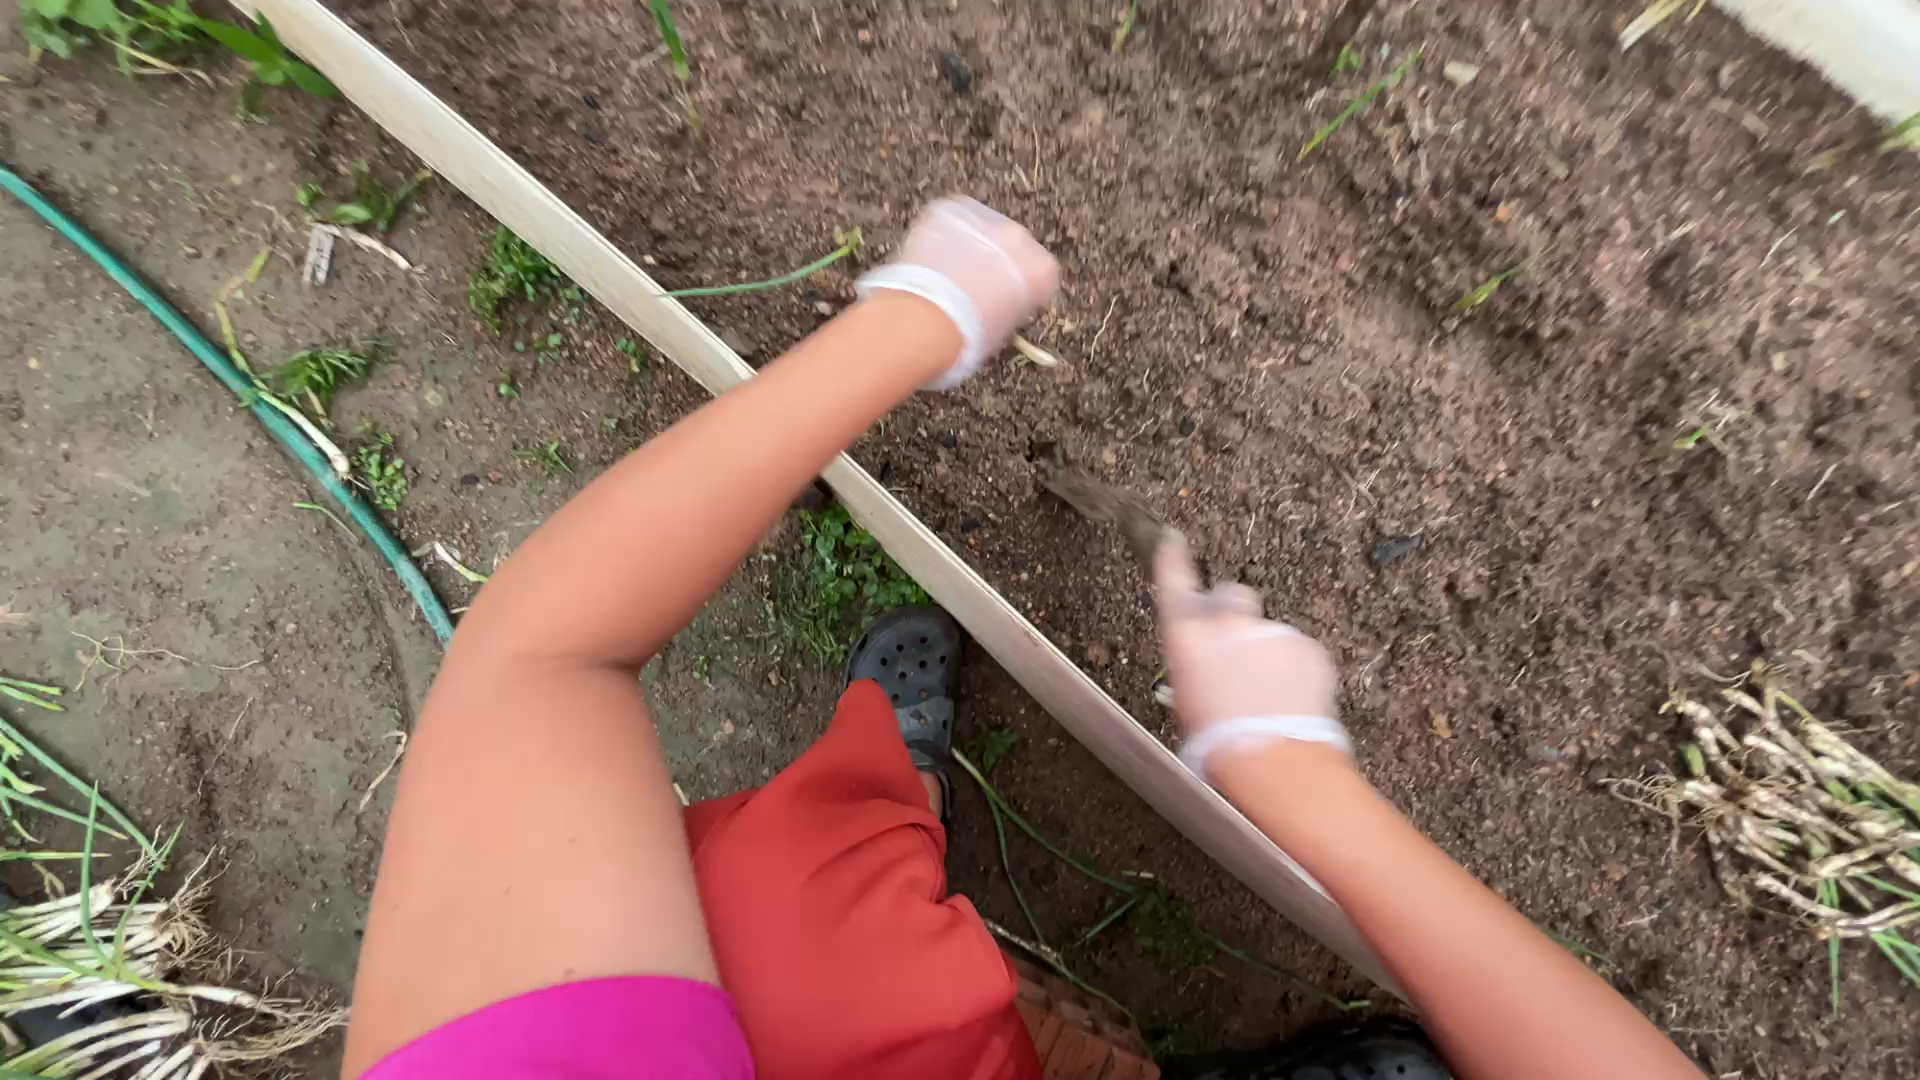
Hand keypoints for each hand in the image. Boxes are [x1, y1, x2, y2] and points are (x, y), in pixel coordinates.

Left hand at [855, 197, 1058, 388]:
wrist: (929, 321)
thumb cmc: (967, 337)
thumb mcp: (1003, 330)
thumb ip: (1011, 307)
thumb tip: (999, 305)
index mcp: (1042, 271)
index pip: (1041, 276)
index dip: (1022, 290)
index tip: (1008, 301)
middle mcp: (1021, 239)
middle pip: (1014, 248)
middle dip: (998, 264)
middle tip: (974, 289)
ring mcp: (986, 220)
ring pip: (983, 231)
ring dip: (971, 247)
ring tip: (948, 277)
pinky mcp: (952, 210)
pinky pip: (952, 221)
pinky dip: (944, 236)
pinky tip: (931, 262)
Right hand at [1152, 531, 1349, 781]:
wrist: (1272, 761)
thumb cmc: (1216, 740)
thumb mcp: (1186, 697)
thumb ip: (1195, 661)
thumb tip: (1203, 656)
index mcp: (1187, 634)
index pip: (1174, 579)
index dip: (1172, 556)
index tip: (1172, 538)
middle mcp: (1225, 623)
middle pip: (1229, 595)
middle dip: (1231, 612)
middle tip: (1234, 647)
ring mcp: (1269, 631)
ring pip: (1265, 629)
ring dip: (1263, 649)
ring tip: (1266, 692)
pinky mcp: (1306, 646)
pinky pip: (1295, 649)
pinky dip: (1292, 667)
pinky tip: (1287, 698)